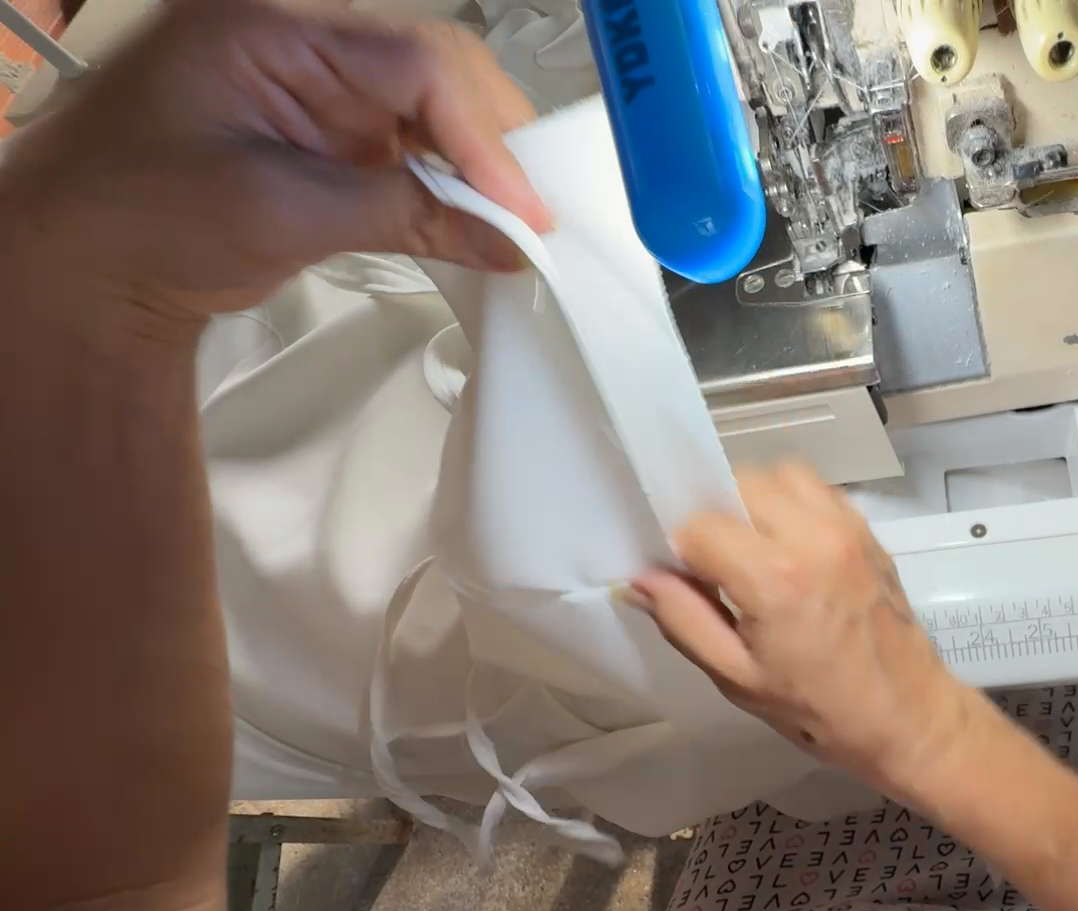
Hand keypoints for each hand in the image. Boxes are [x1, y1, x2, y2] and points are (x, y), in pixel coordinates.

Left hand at [0, 0, 550, 328]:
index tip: (524, 213)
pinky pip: (430, 151)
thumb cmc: (146, 218)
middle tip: (532, 217)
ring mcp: (330, 93)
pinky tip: (486, 222)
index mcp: (272, 33)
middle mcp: (309, 48)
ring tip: (518, 223)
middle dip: (500, 144)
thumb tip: (511, 244)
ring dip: (490, 168)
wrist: (92, 258)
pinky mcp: (347, 139)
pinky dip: (468, 189)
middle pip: (444, 73)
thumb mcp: (286, 212)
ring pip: (448, 112)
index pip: (418, 63)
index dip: (485, 137)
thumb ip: (408, 216)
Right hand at [630, 465, 995, 799]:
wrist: (906, 714)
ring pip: (783, 474)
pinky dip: (796, 503)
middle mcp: (814, 537)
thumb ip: (683, 619)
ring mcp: (848, 528)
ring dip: (757, 499)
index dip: (682, 550)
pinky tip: (792, 546)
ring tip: (755, 547)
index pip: (700, 525)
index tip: (687, 578)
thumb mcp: (737, 677)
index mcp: (776, 577)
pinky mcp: (869, 532)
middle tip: (718, 562)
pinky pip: (820, 490)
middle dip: (717, 515)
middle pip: (741, 483)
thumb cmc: (820, 709)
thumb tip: (639, 578)